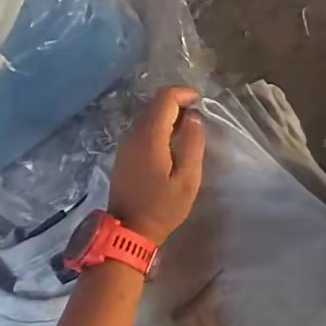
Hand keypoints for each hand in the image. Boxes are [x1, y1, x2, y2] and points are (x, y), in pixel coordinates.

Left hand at [109, 86, 206, 243]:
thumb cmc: (162, 208)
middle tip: (198, 114)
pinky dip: (159, 126)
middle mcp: (134, 135)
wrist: (128, 232)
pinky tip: (171, 143)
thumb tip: (194, 118)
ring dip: (168, 115)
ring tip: (188, 129)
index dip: (183, 93)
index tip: (200, 100)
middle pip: (154, 104)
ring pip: (147, 116)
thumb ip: (193, 144)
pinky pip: (142, 130)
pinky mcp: (124, 155)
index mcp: (150, 137)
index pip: (164, 99)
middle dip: (177, 102)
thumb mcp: (188, 179)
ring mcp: (126, 145)